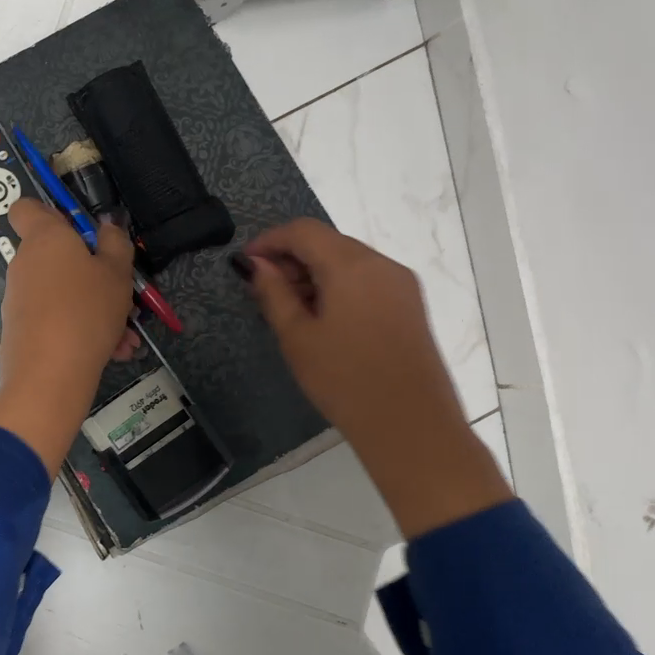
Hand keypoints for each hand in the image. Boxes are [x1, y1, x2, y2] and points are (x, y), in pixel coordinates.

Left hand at [0, 199, 137, 472]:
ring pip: (64, 293)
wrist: (48, 376)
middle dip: (92, 272)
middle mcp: (24, 263)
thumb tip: (106, 226)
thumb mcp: (116, 273)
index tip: (80, 229)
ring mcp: (20, 297)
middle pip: (57, 255)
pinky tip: (113, 353)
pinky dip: (82, 330)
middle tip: (122, 293)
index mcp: (44, 238)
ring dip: (96, 309)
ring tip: (126, 337)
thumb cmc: (86, 311)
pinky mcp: (21, 328)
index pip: (26, 208)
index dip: (50, 211)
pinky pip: (57, 318)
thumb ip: (115, 243)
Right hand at [235, 219, 510, 537]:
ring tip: (287, 306)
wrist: (410, 423)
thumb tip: (259, 266)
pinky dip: (336, 286)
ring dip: (313, 272)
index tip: (244, 263)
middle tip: (261, 288)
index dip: (269, 240)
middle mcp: (381, 264)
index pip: (303, 231)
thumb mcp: (296, 336)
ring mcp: (400, 284)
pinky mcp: (408, 305)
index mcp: (351, 265)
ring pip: (347, 261)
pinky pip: (365, 280)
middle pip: (328, 242)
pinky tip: (320, 317)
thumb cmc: (344, 379)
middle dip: (290, 257)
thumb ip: (274, 293)